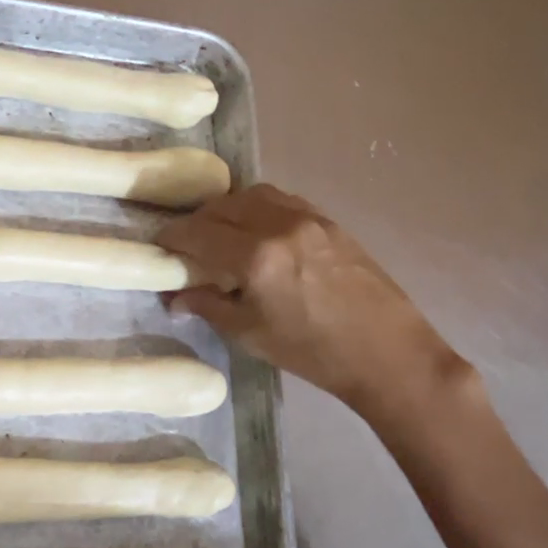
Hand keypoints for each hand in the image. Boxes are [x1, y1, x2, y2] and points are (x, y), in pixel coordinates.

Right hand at [156, 184, 465, 418]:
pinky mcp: (329, 221)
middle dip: (197, 222)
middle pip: (222, 207)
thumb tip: (174, 298)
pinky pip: (281, 201)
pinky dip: (258, 208)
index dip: (172, 237)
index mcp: (256, 257)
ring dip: (227, 209)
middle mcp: (279, 225)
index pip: (198, 233)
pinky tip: (256, 230)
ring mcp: (308, 218)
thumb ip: (208, 307)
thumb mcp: (250, 334)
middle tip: (185, 244)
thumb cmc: (313, 352)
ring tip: (219, 233)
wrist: (387, 353)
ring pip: (252, 195)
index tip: (159, 245)